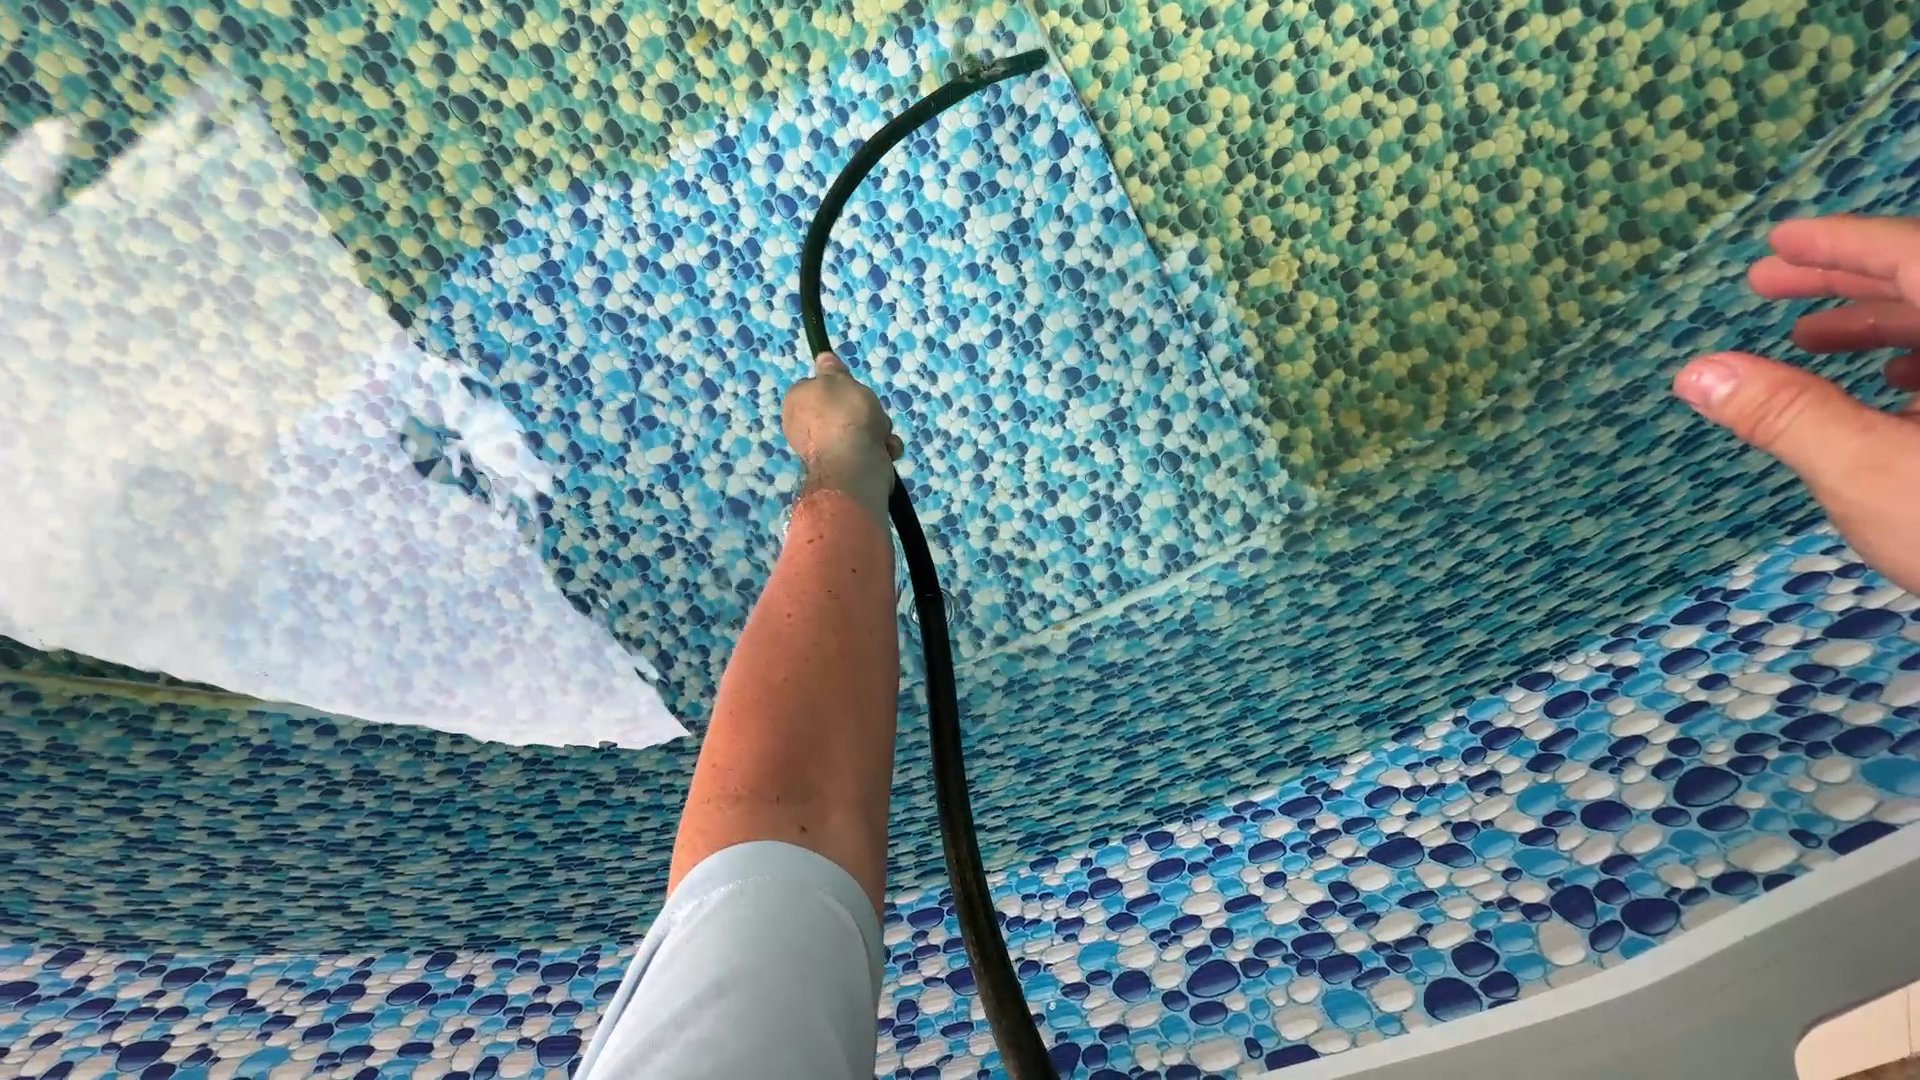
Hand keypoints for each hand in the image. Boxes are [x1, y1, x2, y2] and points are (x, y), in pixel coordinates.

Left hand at [783, 352, 903, 522]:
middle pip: (843, 409)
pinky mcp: (846, 467)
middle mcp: (806, 427)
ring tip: (880, 434)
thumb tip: (822, 358)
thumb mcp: (839, 380)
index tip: (852, 388)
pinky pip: (867, 450)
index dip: (837, 386)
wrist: (855, 464)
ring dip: (878, 429)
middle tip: (870, 411)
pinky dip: (880, 449)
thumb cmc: (845, 415)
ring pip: (860, 429)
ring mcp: (826, 450)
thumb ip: (832, 369)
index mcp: (796, 403)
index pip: (816, 386)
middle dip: (864, 410)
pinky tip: (885, 449)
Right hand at [1674, 215, 1919, 593]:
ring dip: (1880, 325)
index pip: (1918, 261)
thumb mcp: (1870, 471)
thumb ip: (1785, 414)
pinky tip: (1888, 382)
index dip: (1843, 245)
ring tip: (1805, 338)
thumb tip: (1696, 371)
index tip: (1778, 241)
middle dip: (1848, 282)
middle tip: (1766, 284)